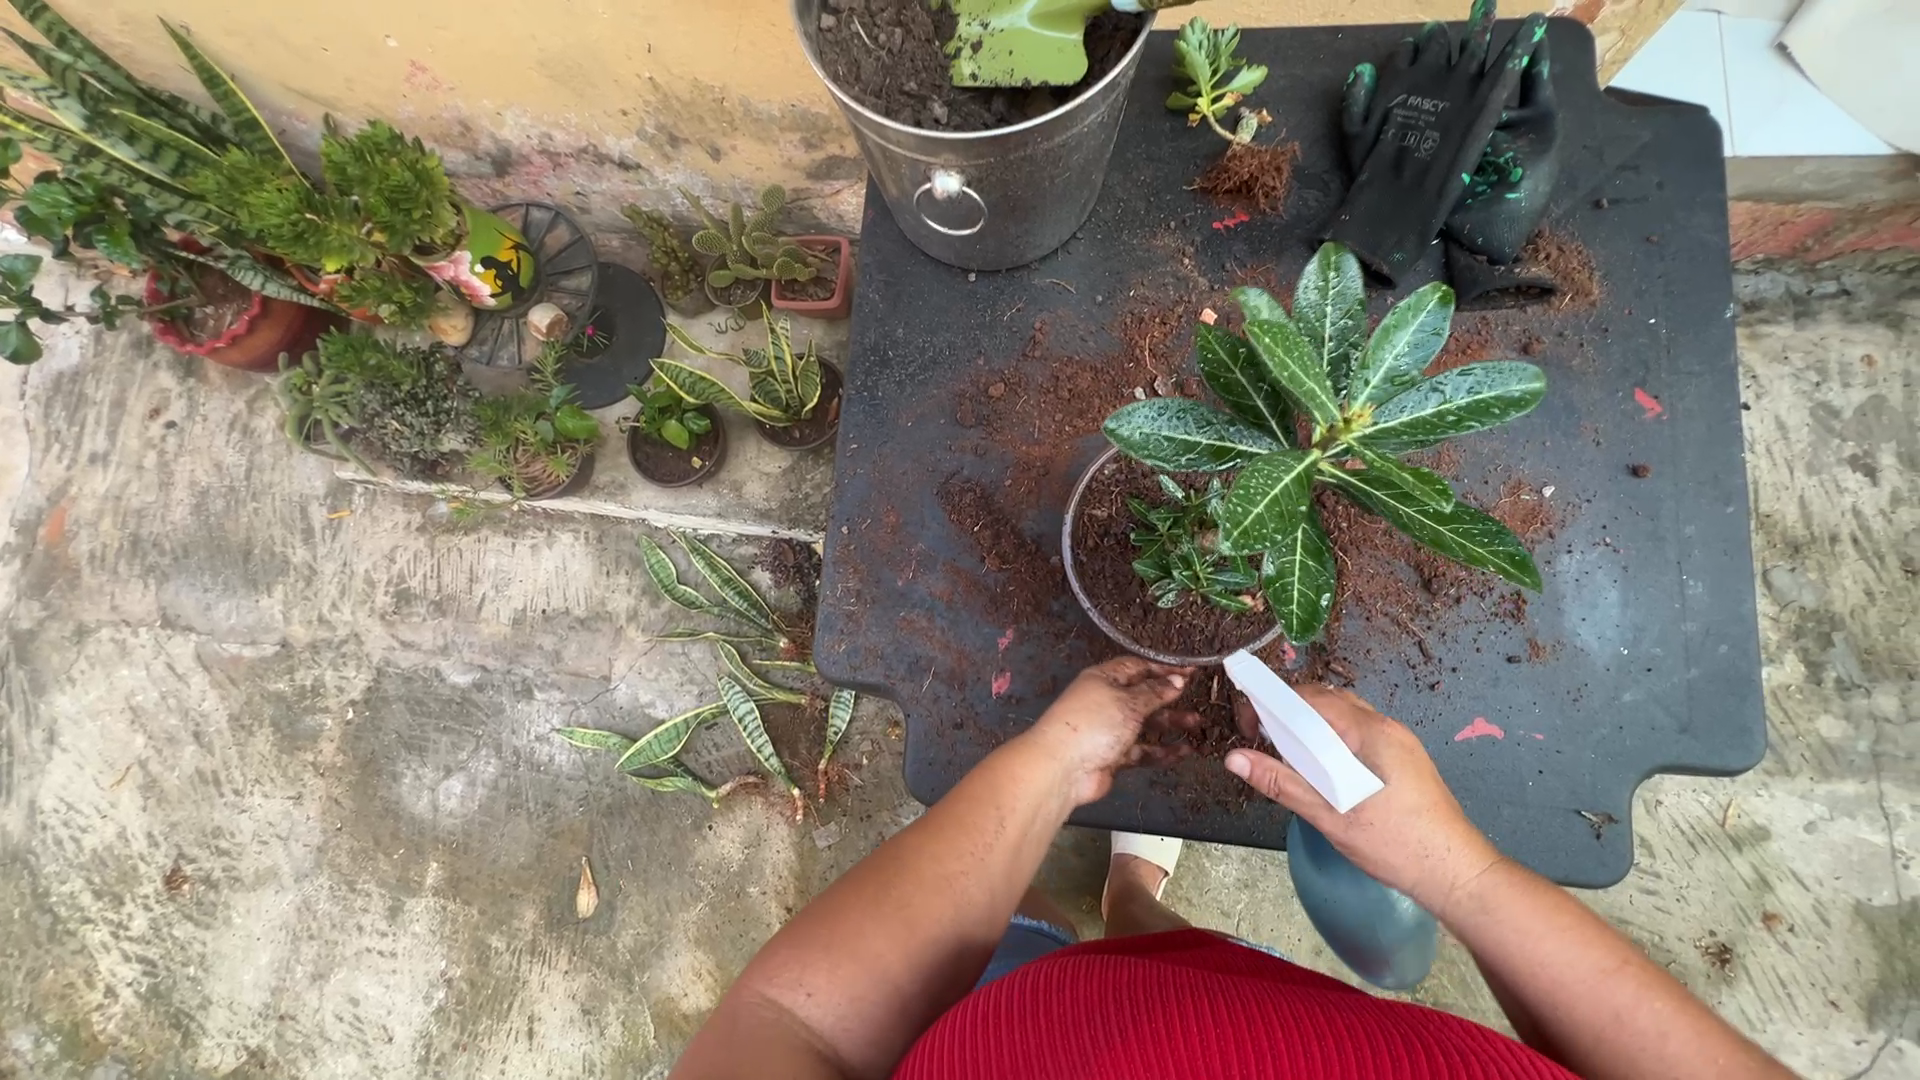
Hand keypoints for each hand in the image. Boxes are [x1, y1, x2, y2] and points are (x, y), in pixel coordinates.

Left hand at [1023, 655, 1199, 806]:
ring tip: (1197, 725)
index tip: (1190, 672)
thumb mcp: (1127, 701)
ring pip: (1145, 724)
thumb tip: (1176, 681)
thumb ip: (1154, 692)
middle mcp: (1106, 700)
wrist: (1064, 767)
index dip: (1163, 669)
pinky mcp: (1114, 754)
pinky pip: (1143, 750)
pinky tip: (1183, 751)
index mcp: (1104, 679)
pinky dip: (1162, 751)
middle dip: (1169, 698)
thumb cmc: (1094, 723)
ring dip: (1170, 724)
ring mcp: (1110, 729)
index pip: (1138, 667)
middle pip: (1143, 696)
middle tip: (1197, 700)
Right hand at [1224, 685, 1502, 916]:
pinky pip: (1357, 730)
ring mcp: (1398, 740)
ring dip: (1309, 722)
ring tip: (1284, 749)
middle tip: (1261, 737)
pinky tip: (1318, 764)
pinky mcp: (1403, 756)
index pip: (1311, 698)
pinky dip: (1329, 735)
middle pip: (1327, 699)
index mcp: (1370, 733)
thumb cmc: (1396, 845)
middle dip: (1288, 709)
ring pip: (1343, 713)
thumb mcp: (1331, 816)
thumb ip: (1282, 783)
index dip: (1273, 703)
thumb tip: (1234, 758)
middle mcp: (1386, 726)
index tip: (1248, 726)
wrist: (1461, 876)